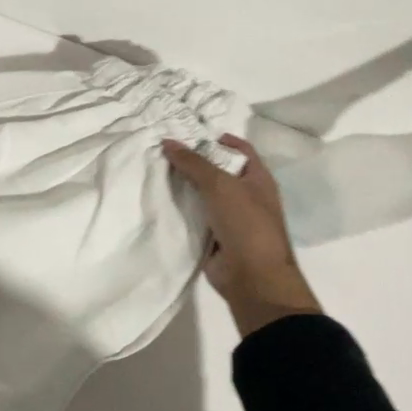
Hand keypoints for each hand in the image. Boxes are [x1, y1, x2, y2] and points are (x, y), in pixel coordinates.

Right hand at [163, 134, 322, 336]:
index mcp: (258, 180)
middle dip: (192, 160)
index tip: (187, 134)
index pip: (240, 150)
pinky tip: (156, 198)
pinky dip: (178, 206)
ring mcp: (230, 216)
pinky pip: (193, 213)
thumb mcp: (220, 186)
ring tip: (152, 170)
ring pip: (202, 192)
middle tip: (160, 150)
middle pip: (217, 170)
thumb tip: (167, 142)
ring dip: (182, 183)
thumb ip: (194, 163)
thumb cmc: (245, 224)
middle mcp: (246, 195)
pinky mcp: (213, 234)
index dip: (218, 139)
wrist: (251, 276)